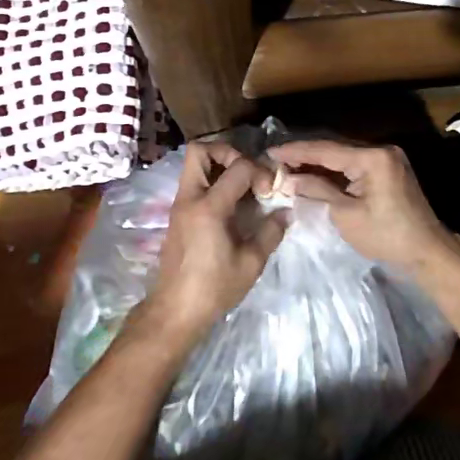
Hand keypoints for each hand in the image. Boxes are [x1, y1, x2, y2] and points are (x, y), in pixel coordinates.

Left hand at [138, 142, 287, 345]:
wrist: (175, 309)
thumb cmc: (214, 288)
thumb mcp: (250, 263)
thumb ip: (270, 232)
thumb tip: (285, 212)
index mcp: (208, 206)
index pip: (238, 167)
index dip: (260, 172)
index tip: (270, 193)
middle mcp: (189, 198)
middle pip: (200, 151)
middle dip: (228, 152)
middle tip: (248, 174)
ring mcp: (179, 205)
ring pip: (193, 166)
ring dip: (218, 167)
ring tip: (243, 188)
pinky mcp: (177, 215)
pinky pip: (193, 184)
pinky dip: (212, 183)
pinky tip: (232, 205)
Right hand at [265, 139, 458, 274]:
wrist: (428, 254)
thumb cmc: (386, 236)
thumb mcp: (345, 214)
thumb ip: (317, 190)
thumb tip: (288, 179)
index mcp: (372, 158)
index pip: (325, 149)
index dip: (294, 152)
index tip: (269, 152)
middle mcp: (380, 151)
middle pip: (333, 148)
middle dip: (303, 155)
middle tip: (274, 160)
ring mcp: (386, 160)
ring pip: (342, 156)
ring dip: (316, 162)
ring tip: (286, 166)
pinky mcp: (387, 171)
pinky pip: (353, 165)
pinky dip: (332, 170)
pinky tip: (311, 174)